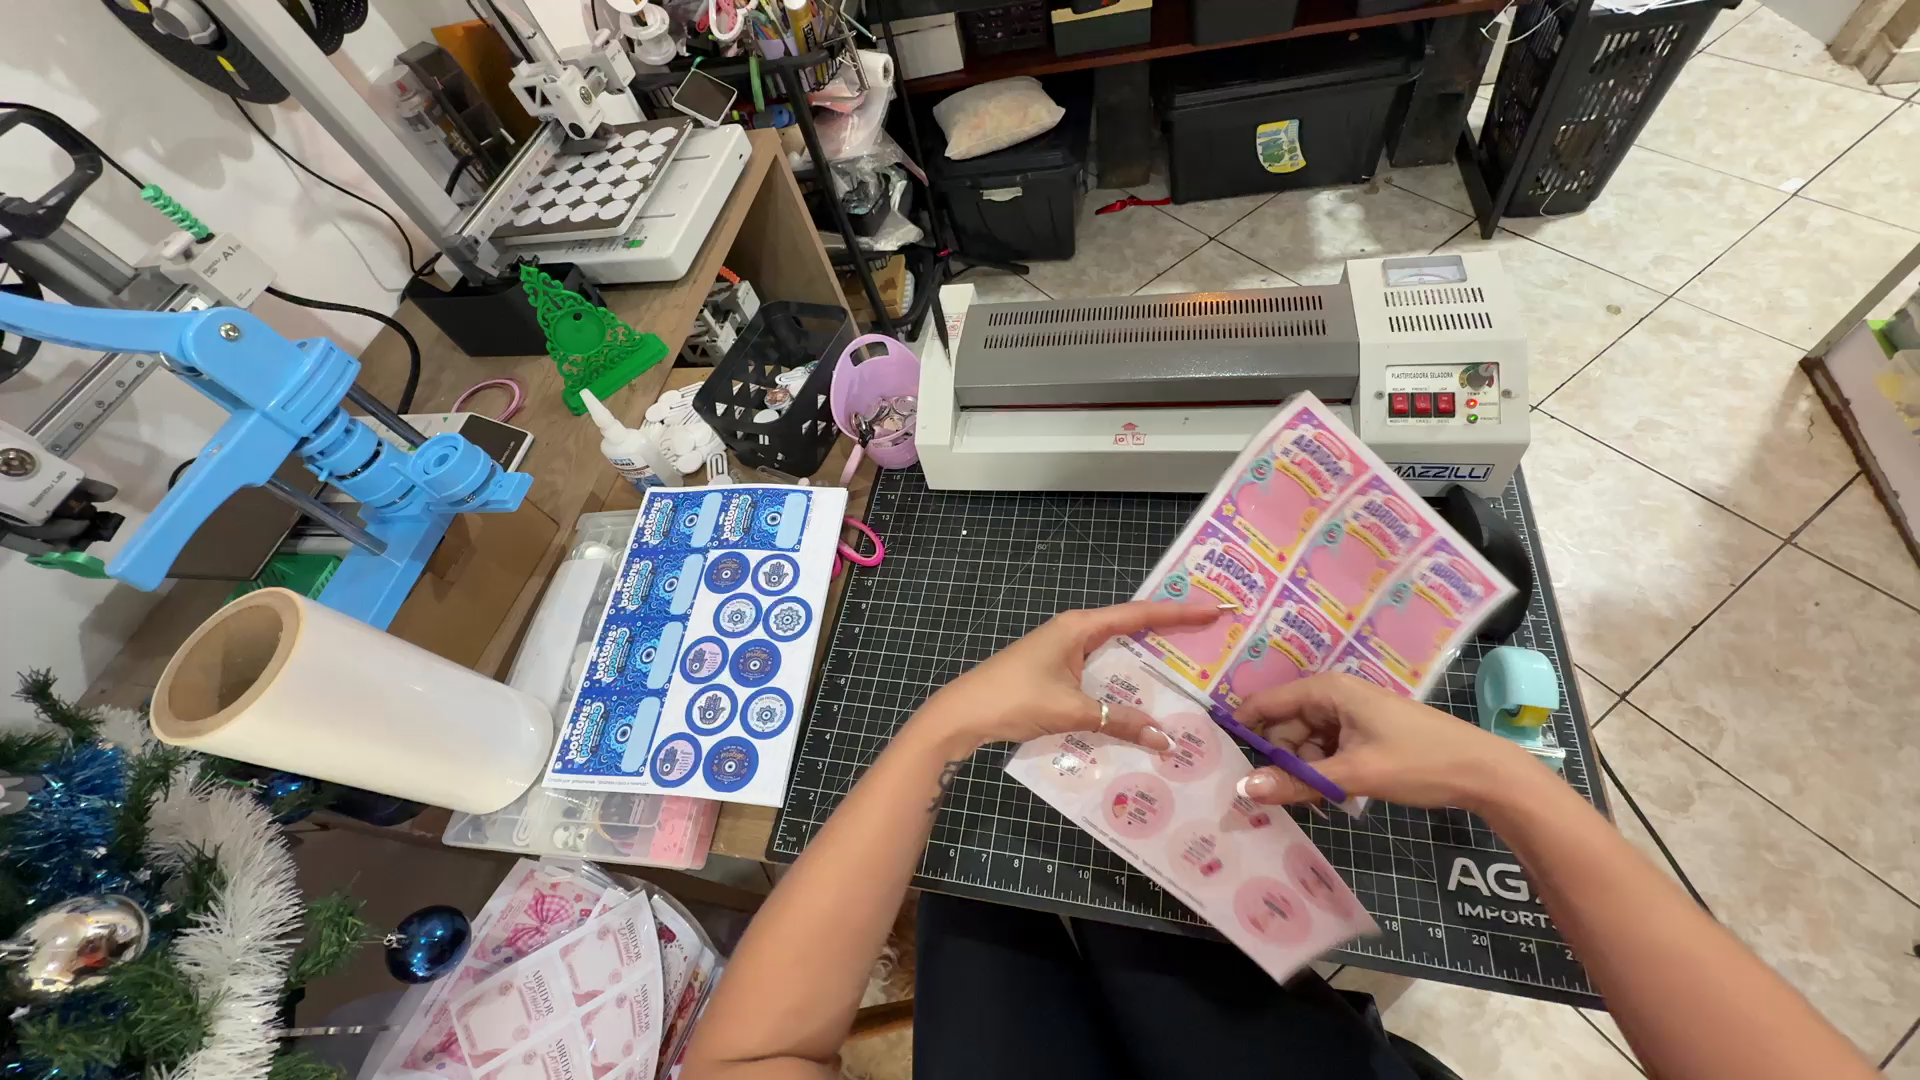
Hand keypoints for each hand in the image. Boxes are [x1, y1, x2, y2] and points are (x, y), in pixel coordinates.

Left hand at [912, 600, 1221, 752]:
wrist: (963, 713)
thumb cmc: (1014, 699)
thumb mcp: (1071, 711)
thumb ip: (1118, 721)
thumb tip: (1165, 740)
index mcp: (1079, 626)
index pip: (1140, 614)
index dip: (1180, 612)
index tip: (1217, 609)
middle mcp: (1075, 631)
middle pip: (1132, 628)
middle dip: (1170, 633)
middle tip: (1211, 639)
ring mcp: (1064, 650)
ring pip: (1117, 651)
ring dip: (1147, 661)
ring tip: (1188, 670)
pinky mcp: (1057, 670)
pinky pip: (1101, 669)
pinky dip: (1123, 680)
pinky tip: (1142, 698)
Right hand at [1234, 674, 1534, 811]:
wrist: (1487, 774)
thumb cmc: (1419, 762)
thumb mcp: (1354, 775)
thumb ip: (1297, 782)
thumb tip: (1244, 789)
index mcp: (1327, 691)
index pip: (1266, 703)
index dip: (1244, 729)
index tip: (1223, 758)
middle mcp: (1334, 696)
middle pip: (1286, 726)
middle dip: (1281, 758)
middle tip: (1279, 793)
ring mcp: (1350, 714)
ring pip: (1306, 741)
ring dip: (1304, 769)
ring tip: (1313, 799)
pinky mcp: (1364, 732)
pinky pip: (1327, 748)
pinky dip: (1323, 770)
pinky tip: (1331, 794)